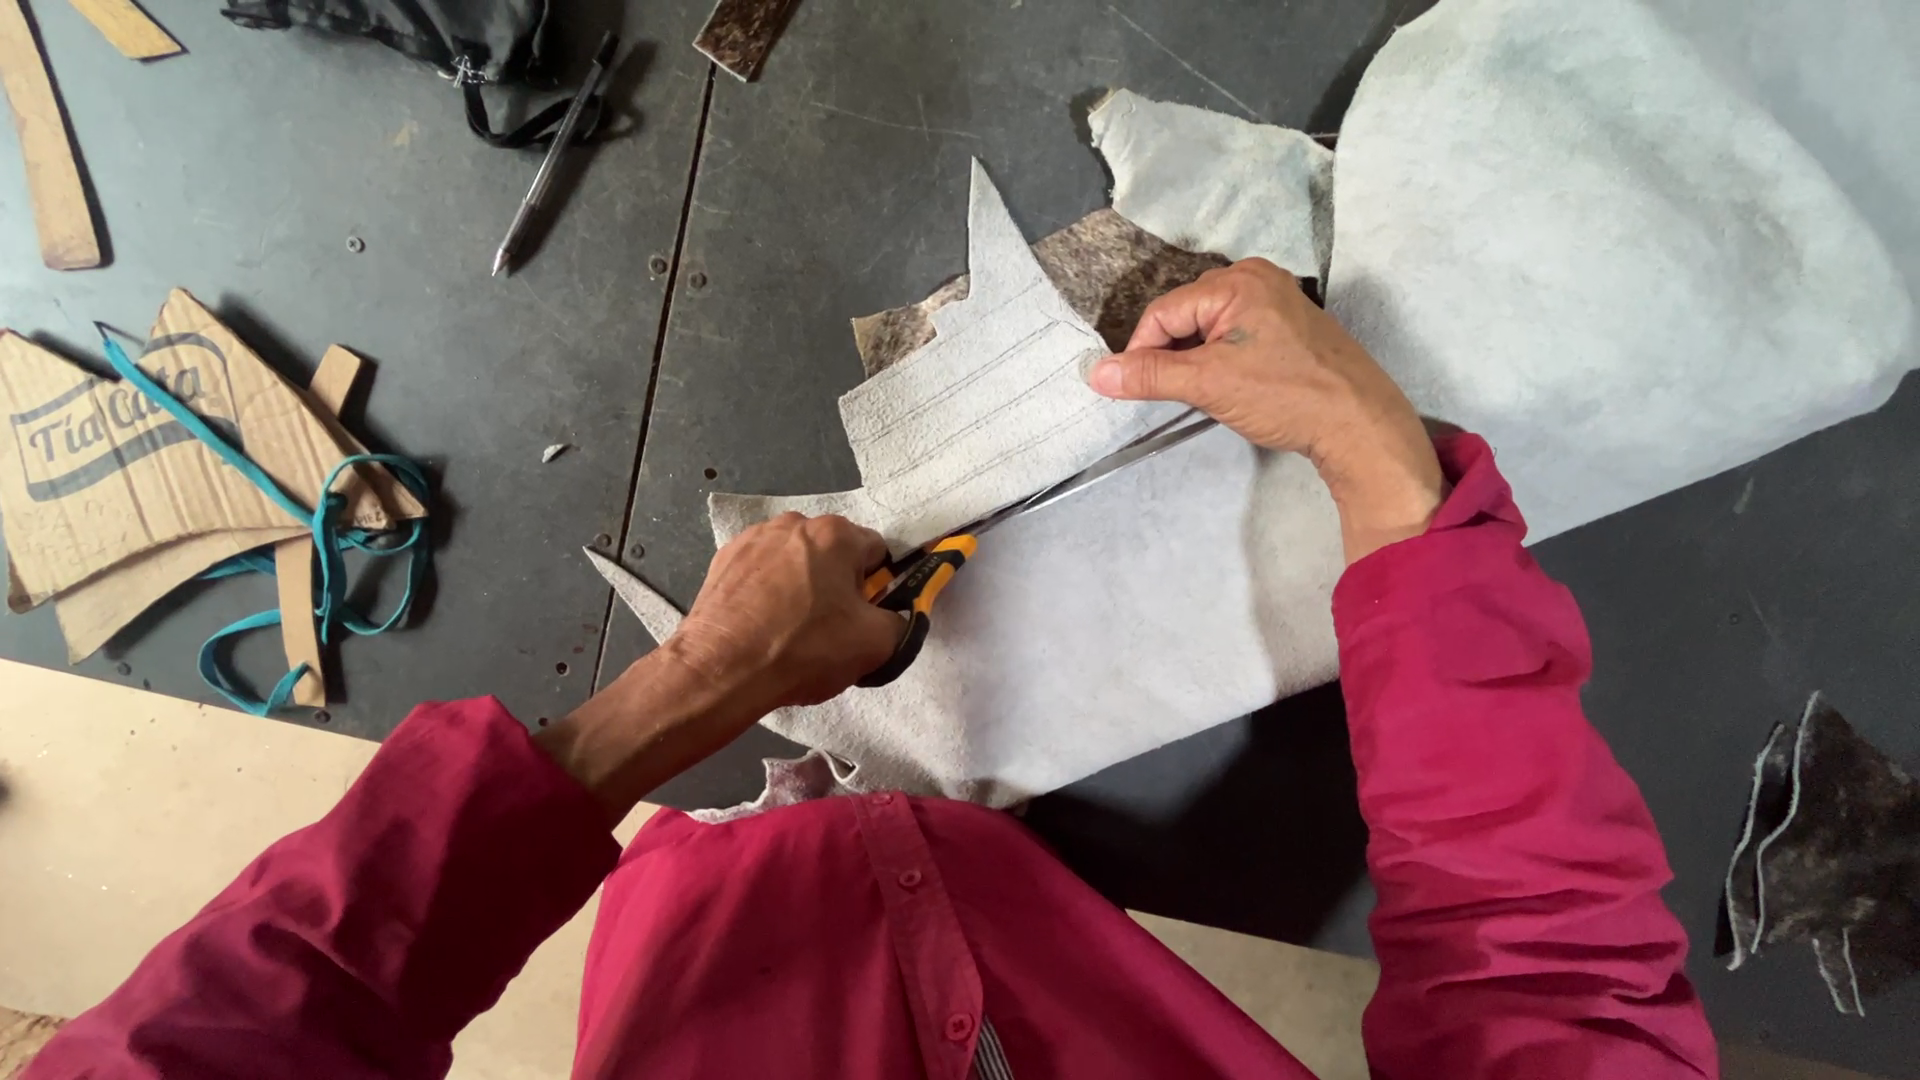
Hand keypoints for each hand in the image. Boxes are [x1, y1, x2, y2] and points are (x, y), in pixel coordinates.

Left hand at [539, 514, 901, 821]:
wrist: (721, 671)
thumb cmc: (805, 649)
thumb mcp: (876, 644)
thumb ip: (903, 622)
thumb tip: (897, 616)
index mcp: (837, 534)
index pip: (878, 554)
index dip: (879, 588)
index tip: (866, 617)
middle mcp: (796, 523)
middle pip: (835, 554)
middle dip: (839, 584)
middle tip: (831, 628)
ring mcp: (754, 537)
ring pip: (797, 561)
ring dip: (803, 585)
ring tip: (791, 629)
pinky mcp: (723, 558)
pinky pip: (762, 570)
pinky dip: (768, 590)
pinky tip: (762, 624)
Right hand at [1089, 258, 1445, 562]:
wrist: (1358, 423)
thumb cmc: (1286, 396)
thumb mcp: (1208, 384)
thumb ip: (1150, 375)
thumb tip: (1097, 373)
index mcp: (1237, 282)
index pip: (1163, 312)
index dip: (1142, 352)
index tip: (1136, 388)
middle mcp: (1255, 279)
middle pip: (1183, 315)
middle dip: (1169, 354)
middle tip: (1174, 392)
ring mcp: (1274, 301)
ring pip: (1206, 326)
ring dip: (1192, 358)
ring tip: (1204, 391)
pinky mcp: (1285, 325)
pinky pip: (1231, 333)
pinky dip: (1216, 357)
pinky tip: (1227, 384)